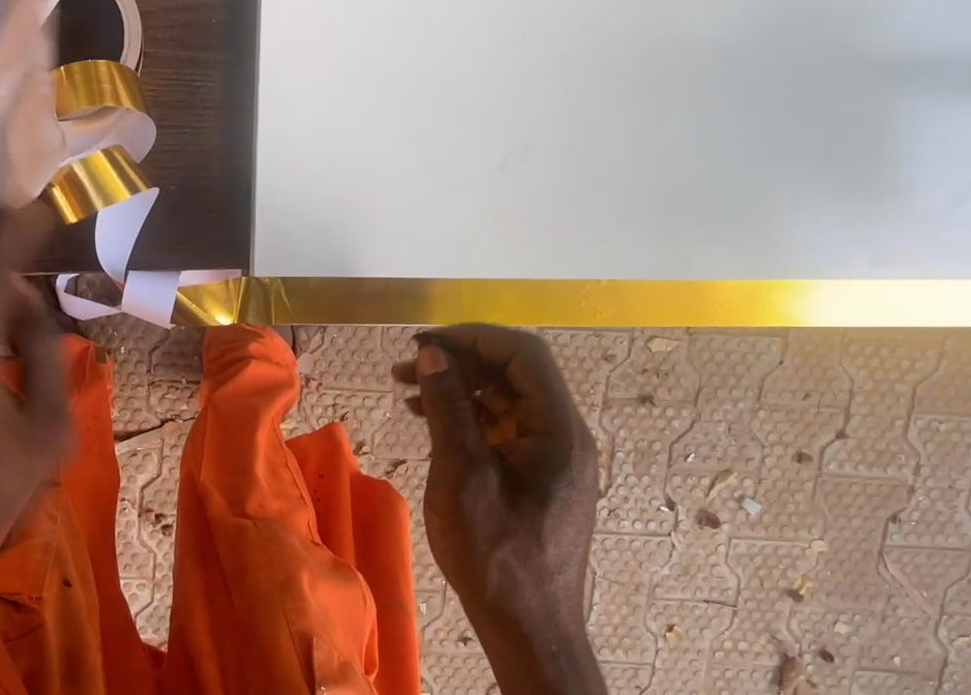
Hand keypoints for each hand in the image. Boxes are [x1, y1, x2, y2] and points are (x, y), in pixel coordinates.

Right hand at [395, 325, 604, 694]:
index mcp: (559, 430)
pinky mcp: (537, 477)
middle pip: (514, 373)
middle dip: (459, 360)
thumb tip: (432, 355)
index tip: (424, 344)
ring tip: (406, 388)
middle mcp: (564, 436)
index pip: (523, 354)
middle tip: (406, 365)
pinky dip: (467, 415)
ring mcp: (552, 458)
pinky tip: (429, 419)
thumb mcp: (463, 475)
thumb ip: (449, 408)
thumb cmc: (495, 555)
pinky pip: (503, 427)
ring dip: (458, 386)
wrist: (528, 631)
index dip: (472, 338)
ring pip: (505, 399)